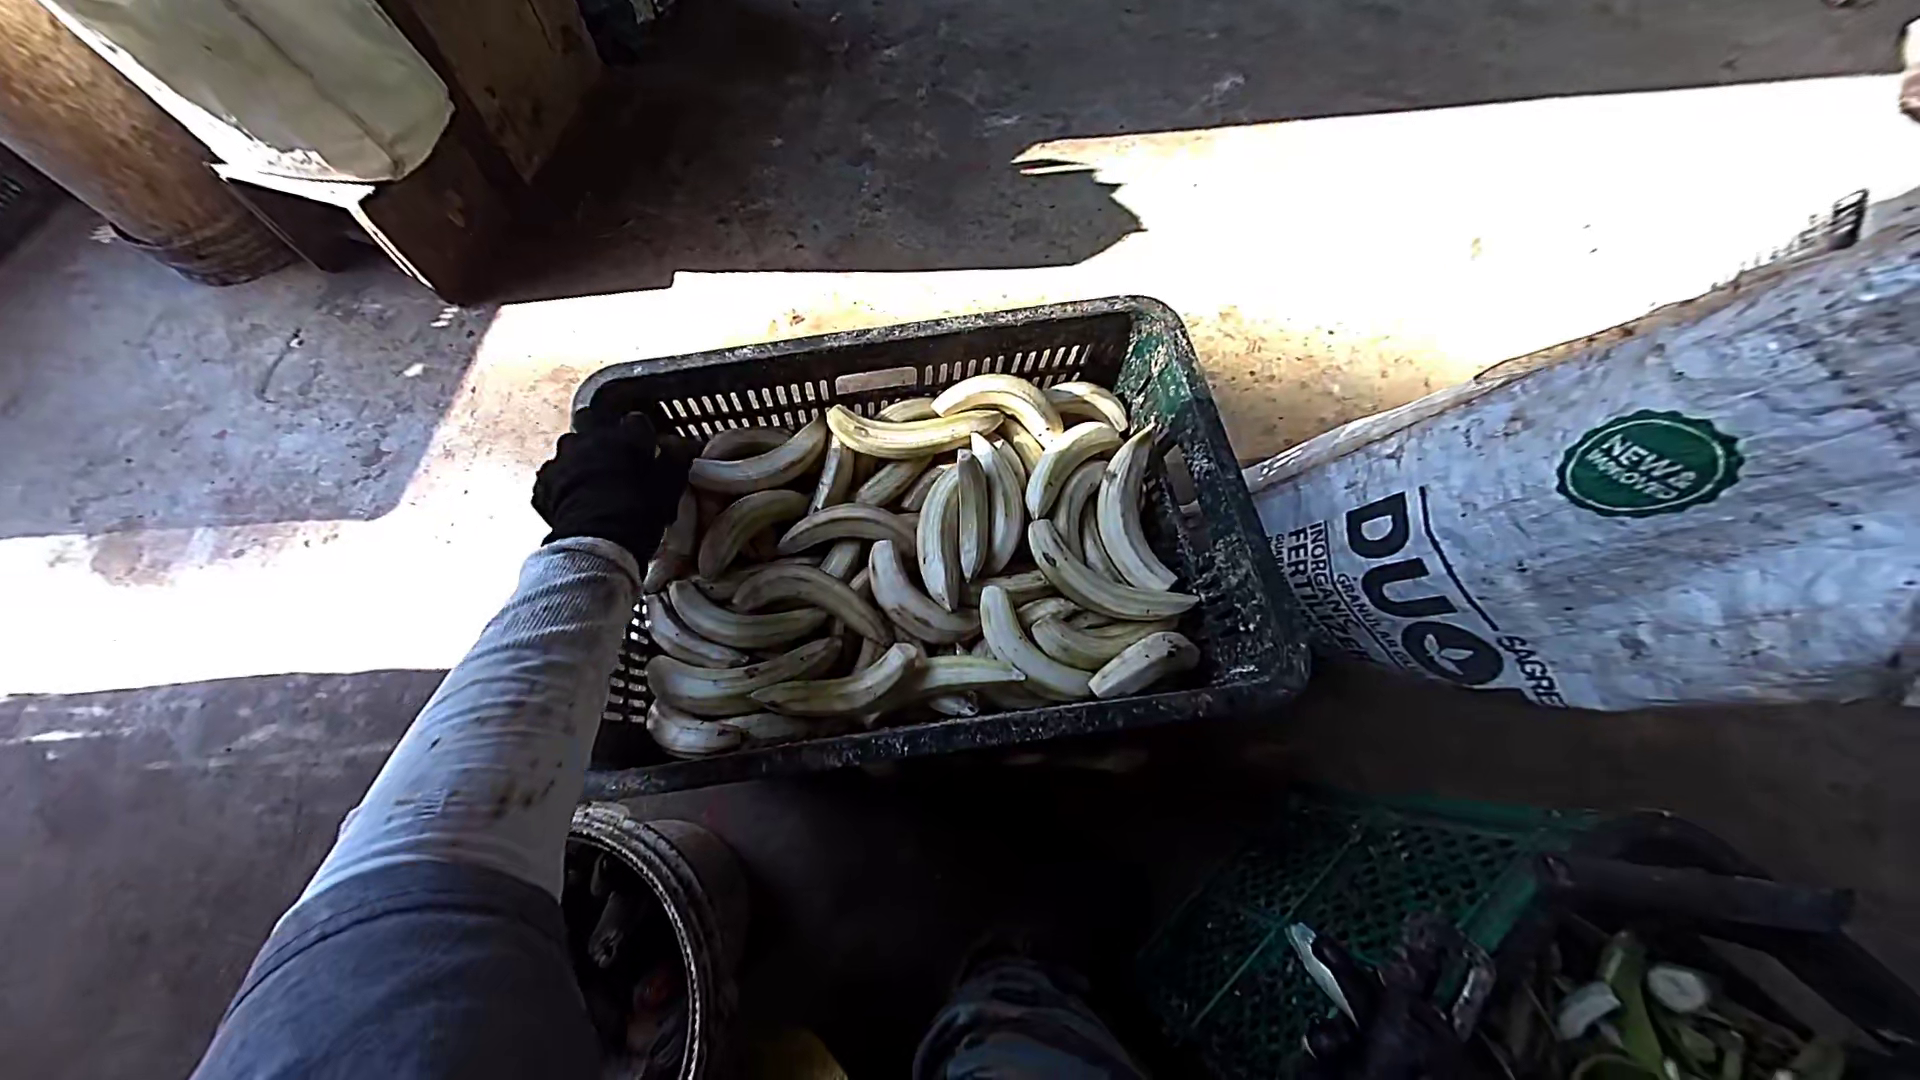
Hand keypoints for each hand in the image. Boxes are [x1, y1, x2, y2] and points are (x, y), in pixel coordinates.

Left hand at [532, 413, 693, 560]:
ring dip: (582, 455)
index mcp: (624, 436)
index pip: (637, 420)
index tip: (649, 450)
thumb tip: (683, 442)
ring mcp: (561, 458)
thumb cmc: (639, 513)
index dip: (644, 435)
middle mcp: (588, 438)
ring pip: (571, 445)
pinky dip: (566, 480)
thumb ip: (676, 458)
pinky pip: (556, 473)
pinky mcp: (543, 481)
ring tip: (594, 478)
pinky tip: (577, 497)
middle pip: (593, 418)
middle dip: (603, 432)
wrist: (596, 545)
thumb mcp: (669, 487)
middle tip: (615, 454)